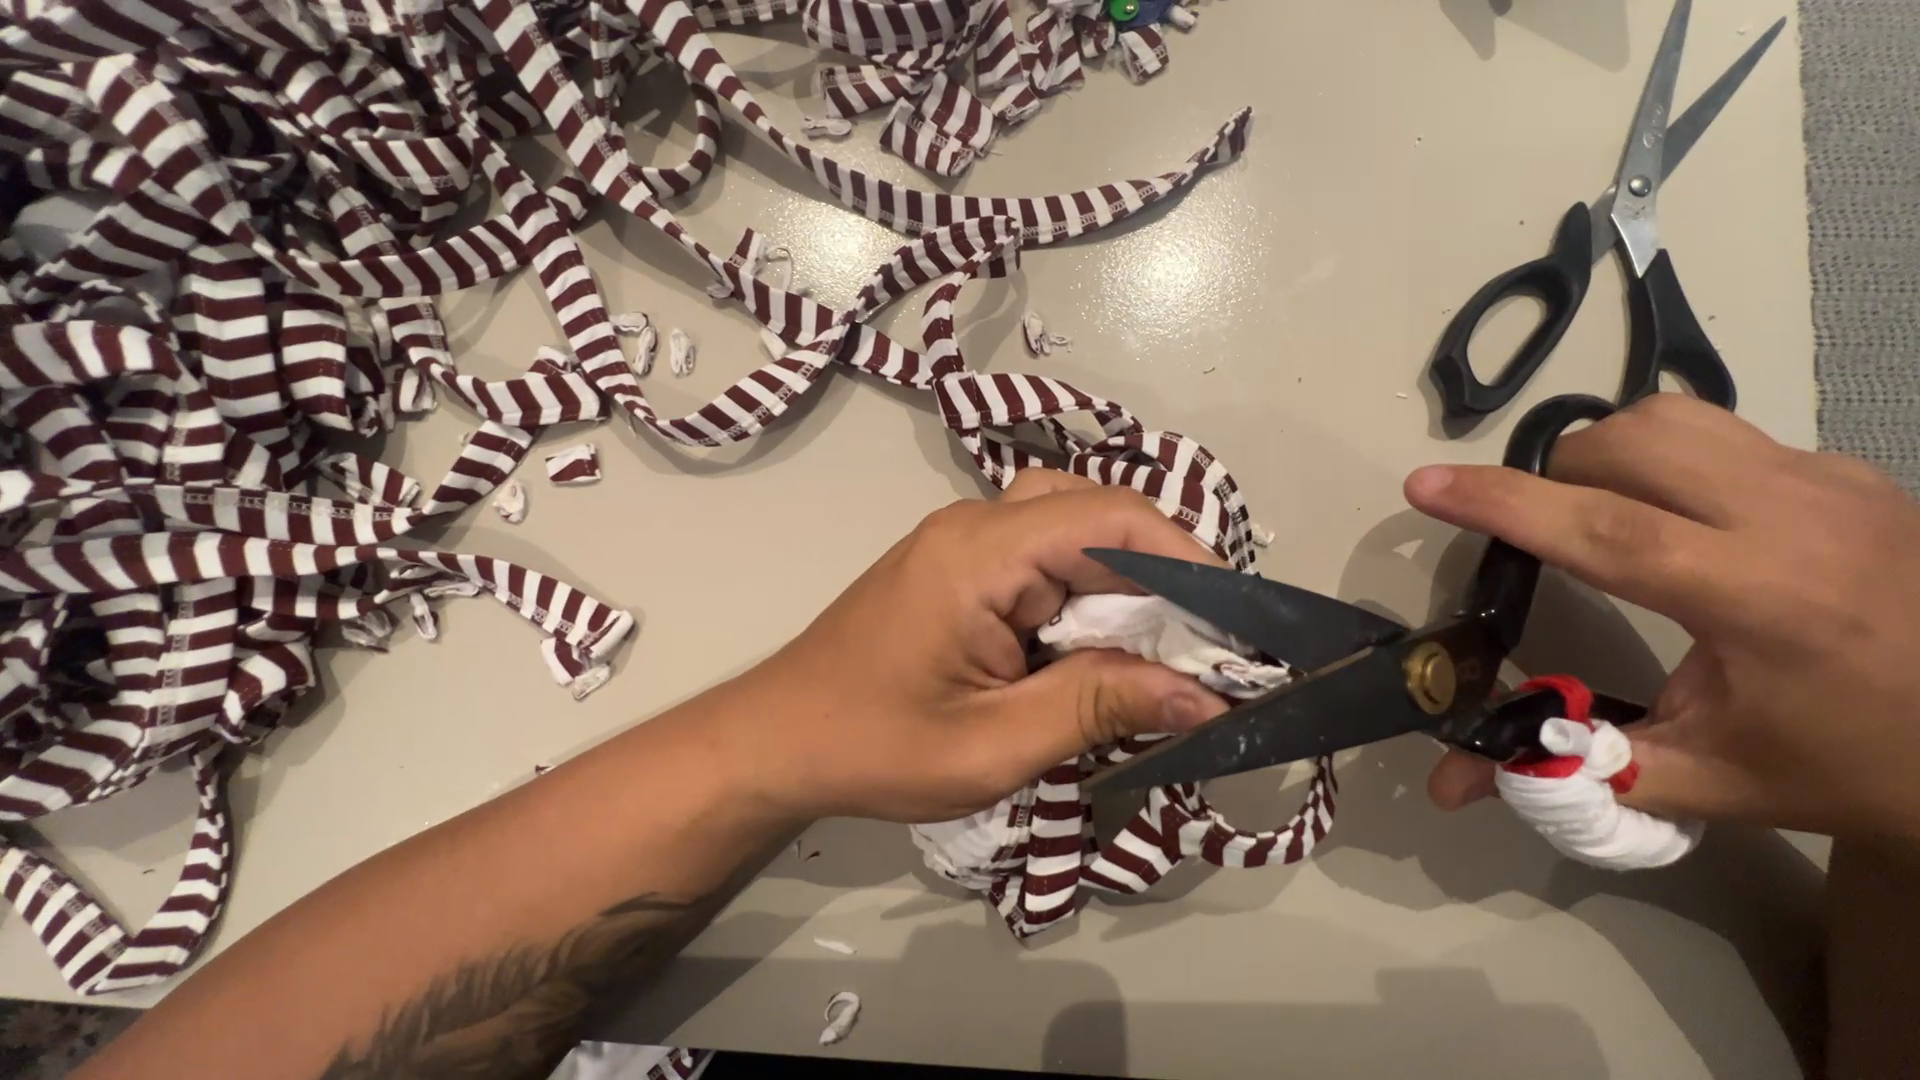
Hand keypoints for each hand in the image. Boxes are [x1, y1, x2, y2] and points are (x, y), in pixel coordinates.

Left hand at [716, 470, 1229, 825]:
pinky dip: (1082, 595)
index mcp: (978, 554)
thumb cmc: (874, 747)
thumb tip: (1204, 697)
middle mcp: (972, 528)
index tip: (1229, 616)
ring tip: (1158, 647)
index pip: (1105, 515)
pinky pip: (1039, 561)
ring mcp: (960, 546)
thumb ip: (1100, 707)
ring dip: (1119, 582)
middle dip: (1156, 570)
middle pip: (1090, 513)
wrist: (777, 742)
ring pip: (1068, 532)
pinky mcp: (956, 572)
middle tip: (1200, 640)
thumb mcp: (996, 744)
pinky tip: (1097, 647)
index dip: (1181, 553)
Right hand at [1406, 393, 1919, 841]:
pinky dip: (1661, 459)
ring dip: (1602, 454)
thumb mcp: (1700, 780)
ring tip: (1594, 510)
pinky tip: (1677, 516)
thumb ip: (1567, 767)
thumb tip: (1445, 787)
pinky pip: (1718, 433)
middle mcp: (1799, 521)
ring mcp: (1830, 483)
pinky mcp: (1846, 470)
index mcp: (1762, 603)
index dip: (1503, 505)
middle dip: (1553, 474)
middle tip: (1538, 528)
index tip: (1422, 488)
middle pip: (1630, 447)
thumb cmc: (1846, 766)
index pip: (1605, 531)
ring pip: (1671, 420)